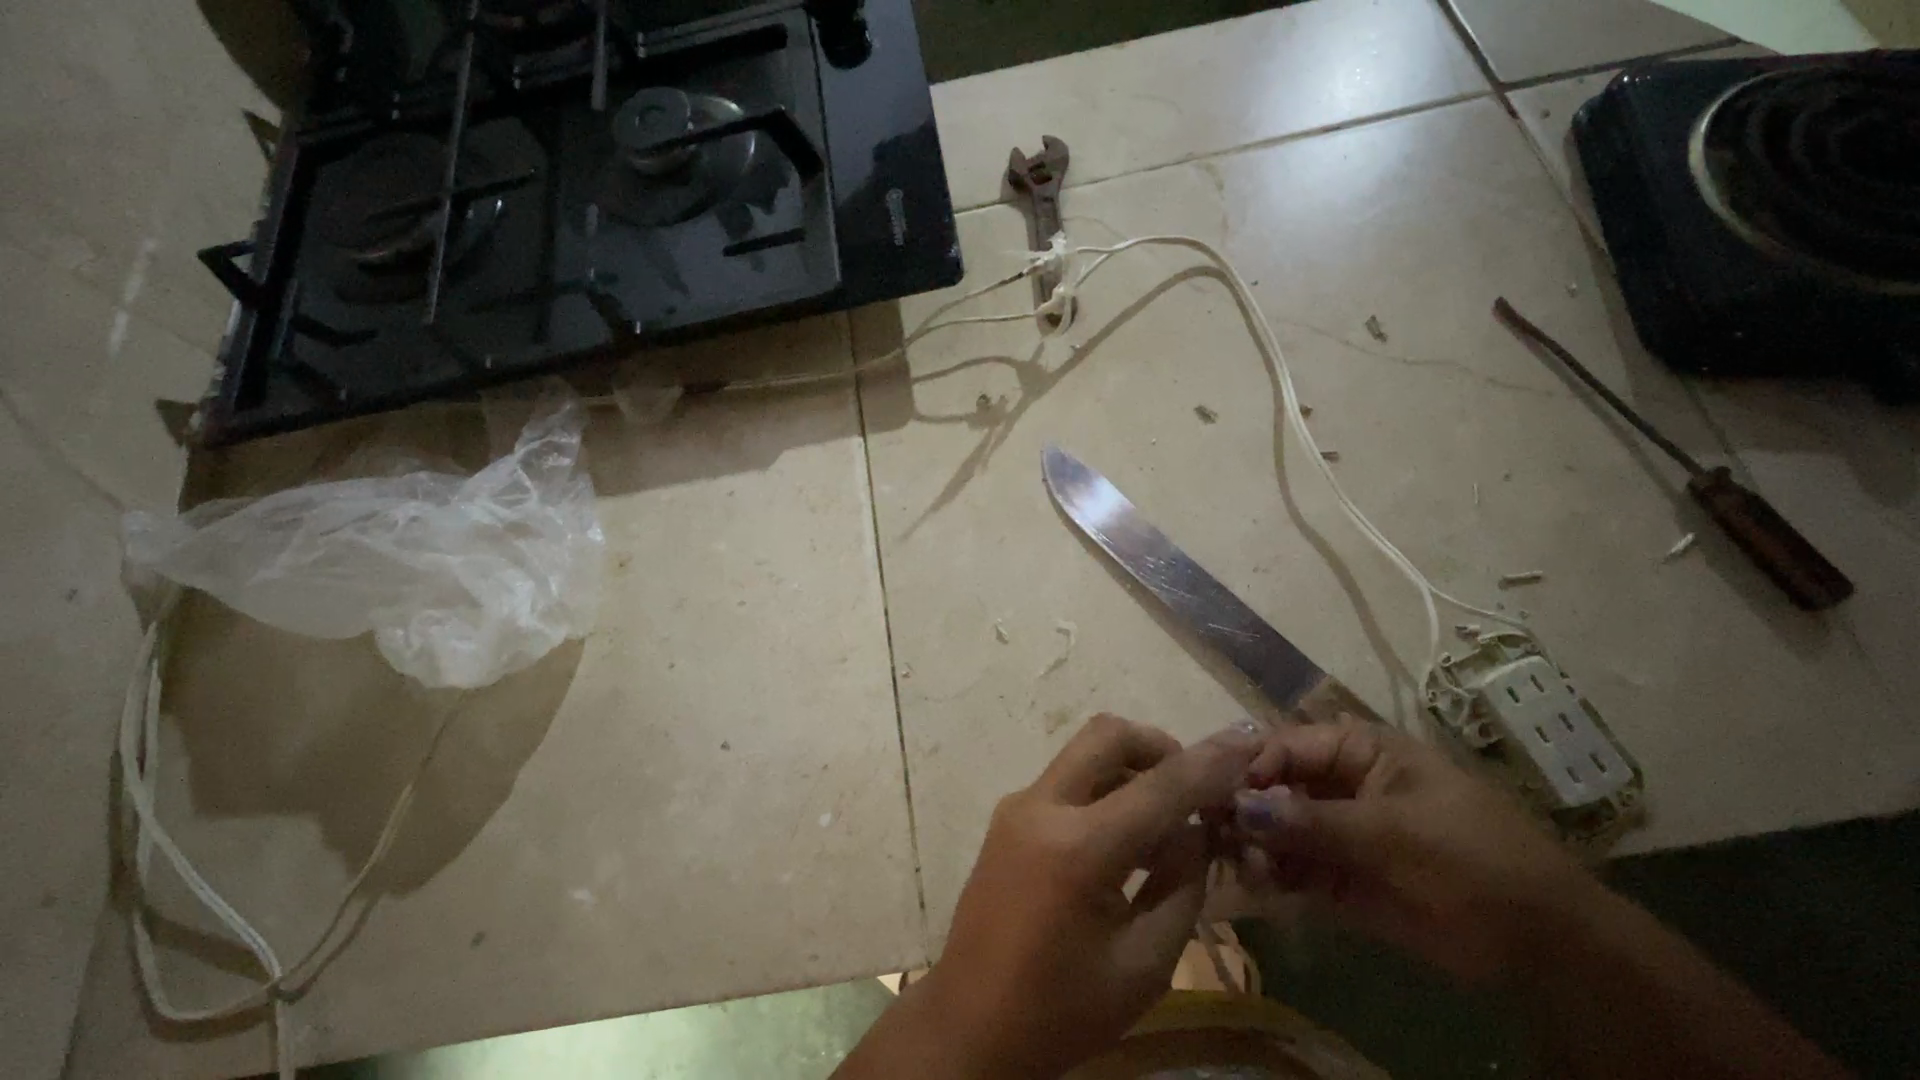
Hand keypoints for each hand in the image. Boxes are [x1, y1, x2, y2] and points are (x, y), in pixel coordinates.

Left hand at [902, 714, 1259, 1077]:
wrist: (969, 1026)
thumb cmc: (1061, 1009)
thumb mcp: (1144, 964)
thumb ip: (1181, 886)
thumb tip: (1198, 830)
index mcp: (1077, 848)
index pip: (1160, 786)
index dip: (1210, 763)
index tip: (1248, 745)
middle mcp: (1041, 808)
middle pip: (1107, 735)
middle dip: (1160, 746)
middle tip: (1194, 788)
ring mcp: (1017, 809)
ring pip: (1084, 754)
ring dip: (1131, 769)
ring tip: (1168, 827)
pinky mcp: (1008, 820)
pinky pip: (1066, 781)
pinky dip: (1104, 790)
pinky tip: (1128, 842)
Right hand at [1233, 719, 1608, 984]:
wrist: (1537, 941)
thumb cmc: (1469, 859)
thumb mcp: (1390, 832)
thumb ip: (1311, 821)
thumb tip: (1239, 807)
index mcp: (1362, 754)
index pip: (1289, 745)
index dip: (1253, 764)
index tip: (1220, 793)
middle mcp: (1343, 787)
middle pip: (1276, 787)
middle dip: (1245, 808)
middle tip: (1214, 832)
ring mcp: (1340, 835)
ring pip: (1278, 830)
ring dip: (1255, 845)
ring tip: (1243, 866)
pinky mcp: (1340, 881)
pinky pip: (1293, 870)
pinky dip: (1272, 877)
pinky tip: (1257, 886)